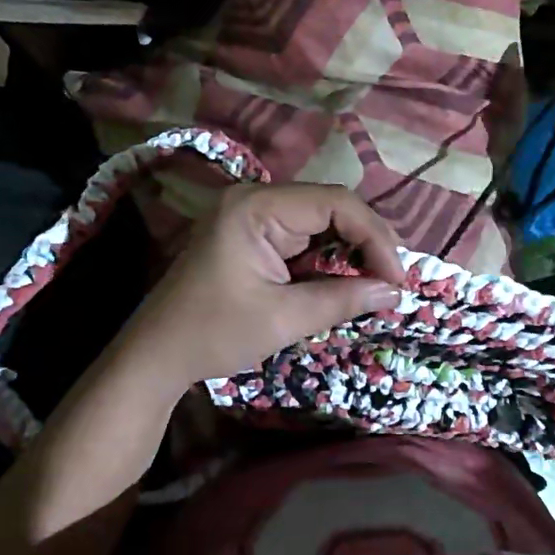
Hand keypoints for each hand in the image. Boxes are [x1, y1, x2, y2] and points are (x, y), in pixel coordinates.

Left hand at [122, 183, 405, 386]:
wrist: (156, 355)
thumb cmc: (213, 333)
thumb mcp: (283, 319)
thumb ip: (341, 300)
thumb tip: (394, 292)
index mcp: (256, 207)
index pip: (335, 202)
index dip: (375, 236)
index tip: (397, 278)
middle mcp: (256, 200)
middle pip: (331, 207)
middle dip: (367, 242)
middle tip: (394, 280)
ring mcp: (253, 217)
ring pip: (322, 223)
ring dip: (351, 252)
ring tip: (379, 282)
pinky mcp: (254, 237)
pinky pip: (304, 239)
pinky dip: (329, 260)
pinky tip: (348, 281)